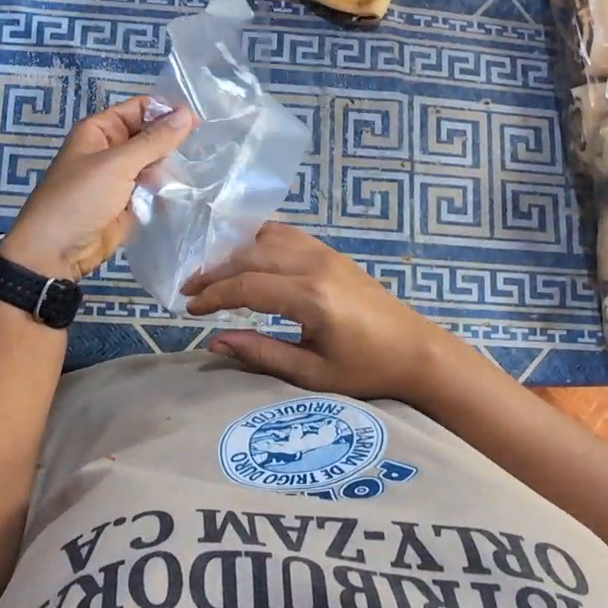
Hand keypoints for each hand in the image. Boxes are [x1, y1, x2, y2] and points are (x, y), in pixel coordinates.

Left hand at [0, 97, 193, 281]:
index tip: (198, 121)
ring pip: (154, 163)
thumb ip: (154, 140)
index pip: (139, 109)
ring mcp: (120, 177)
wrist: (57, 252)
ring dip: (171, 167)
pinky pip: (153, 188)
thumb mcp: (117, 164)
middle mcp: (111, 149)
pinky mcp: (129, 202)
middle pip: (149, 136)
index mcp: (100, 131)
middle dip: (172, 141)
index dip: (166, 111)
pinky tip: (187, 189)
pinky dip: (166, 189)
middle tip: (205, 147)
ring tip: (200, 168)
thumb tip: (187, 114)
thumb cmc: (80, 199)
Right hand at [181, 222, 470, 402]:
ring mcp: (326, 254)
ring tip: (212, 272)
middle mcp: (315, 265)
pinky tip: (246, 253)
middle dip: (216, 271)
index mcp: (311, 297)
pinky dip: (260, 240)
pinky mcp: (333, 253)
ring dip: (235, 252)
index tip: (190, 309)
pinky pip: (288, 234)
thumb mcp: (312, 373)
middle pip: (251, 256)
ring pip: (267, 238)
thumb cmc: (366, 370)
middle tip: (191, 290)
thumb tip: (215, 340)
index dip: (213, 295)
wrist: (417, 351)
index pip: (246, 286)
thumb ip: (261, 353)